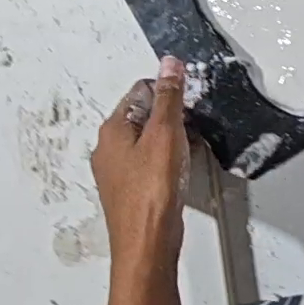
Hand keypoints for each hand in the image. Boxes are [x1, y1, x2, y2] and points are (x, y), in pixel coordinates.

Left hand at [92, 56, 190, 269]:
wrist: (148, 242)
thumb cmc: (153, 187)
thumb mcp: (166, 133)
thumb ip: (169, 96)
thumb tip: (168, 62)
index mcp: (112, 129)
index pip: (141, 90)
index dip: (168, 91)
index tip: (190, 103)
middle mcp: (108, 147)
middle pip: (145, 114)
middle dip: (172, 114)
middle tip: (194, 124)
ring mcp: (118, 170)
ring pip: (149, 138)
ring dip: (173, 136)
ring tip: (192, 145)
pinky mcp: (131, 188)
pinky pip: (151, 159)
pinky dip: (169, 156)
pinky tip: (184, 165)